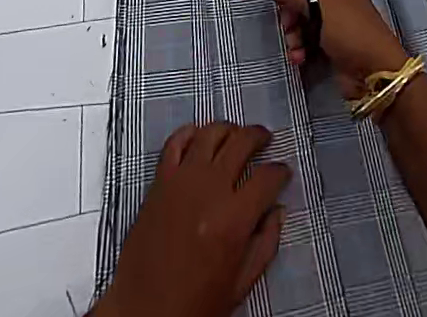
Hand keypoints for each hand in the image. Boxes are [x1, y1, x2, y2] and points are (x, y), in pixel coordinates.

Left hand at [90, 122, 289, 316]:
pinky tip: (198, 134)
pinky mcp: (159, 181)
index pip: (267, 178)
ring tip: (236, 134)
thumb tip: (277, 213)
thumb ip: (265, 245)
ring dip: (228, 128)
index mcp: (233, 220)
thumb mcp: (240, 284)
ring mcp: (182, 181)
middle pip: (241, 143)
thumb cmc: (193, 304)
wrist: (144, 311)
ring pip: (210, 134)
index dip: (280, 171)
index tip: (282, 171)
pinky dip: (189, 132)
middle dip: (259, 136)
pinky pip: (174, 143)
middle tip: (265, 139)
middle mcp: (209, 191)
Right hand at [250, 0, 408, 98]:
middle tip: (290, 31)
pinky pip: (311, 44)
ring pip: (304, 26)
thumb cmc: (348, 31)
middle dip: (291, 20)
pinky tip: (301, 59)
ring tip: (296, 51)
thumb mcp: (315, 4)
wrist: (375, 73)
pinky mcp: (335, 48)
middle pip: (301, 5)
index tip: (282, 7)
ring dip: (295, 38)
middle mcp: (338, 2)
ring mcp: (337, 27)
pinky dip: (303, 50)